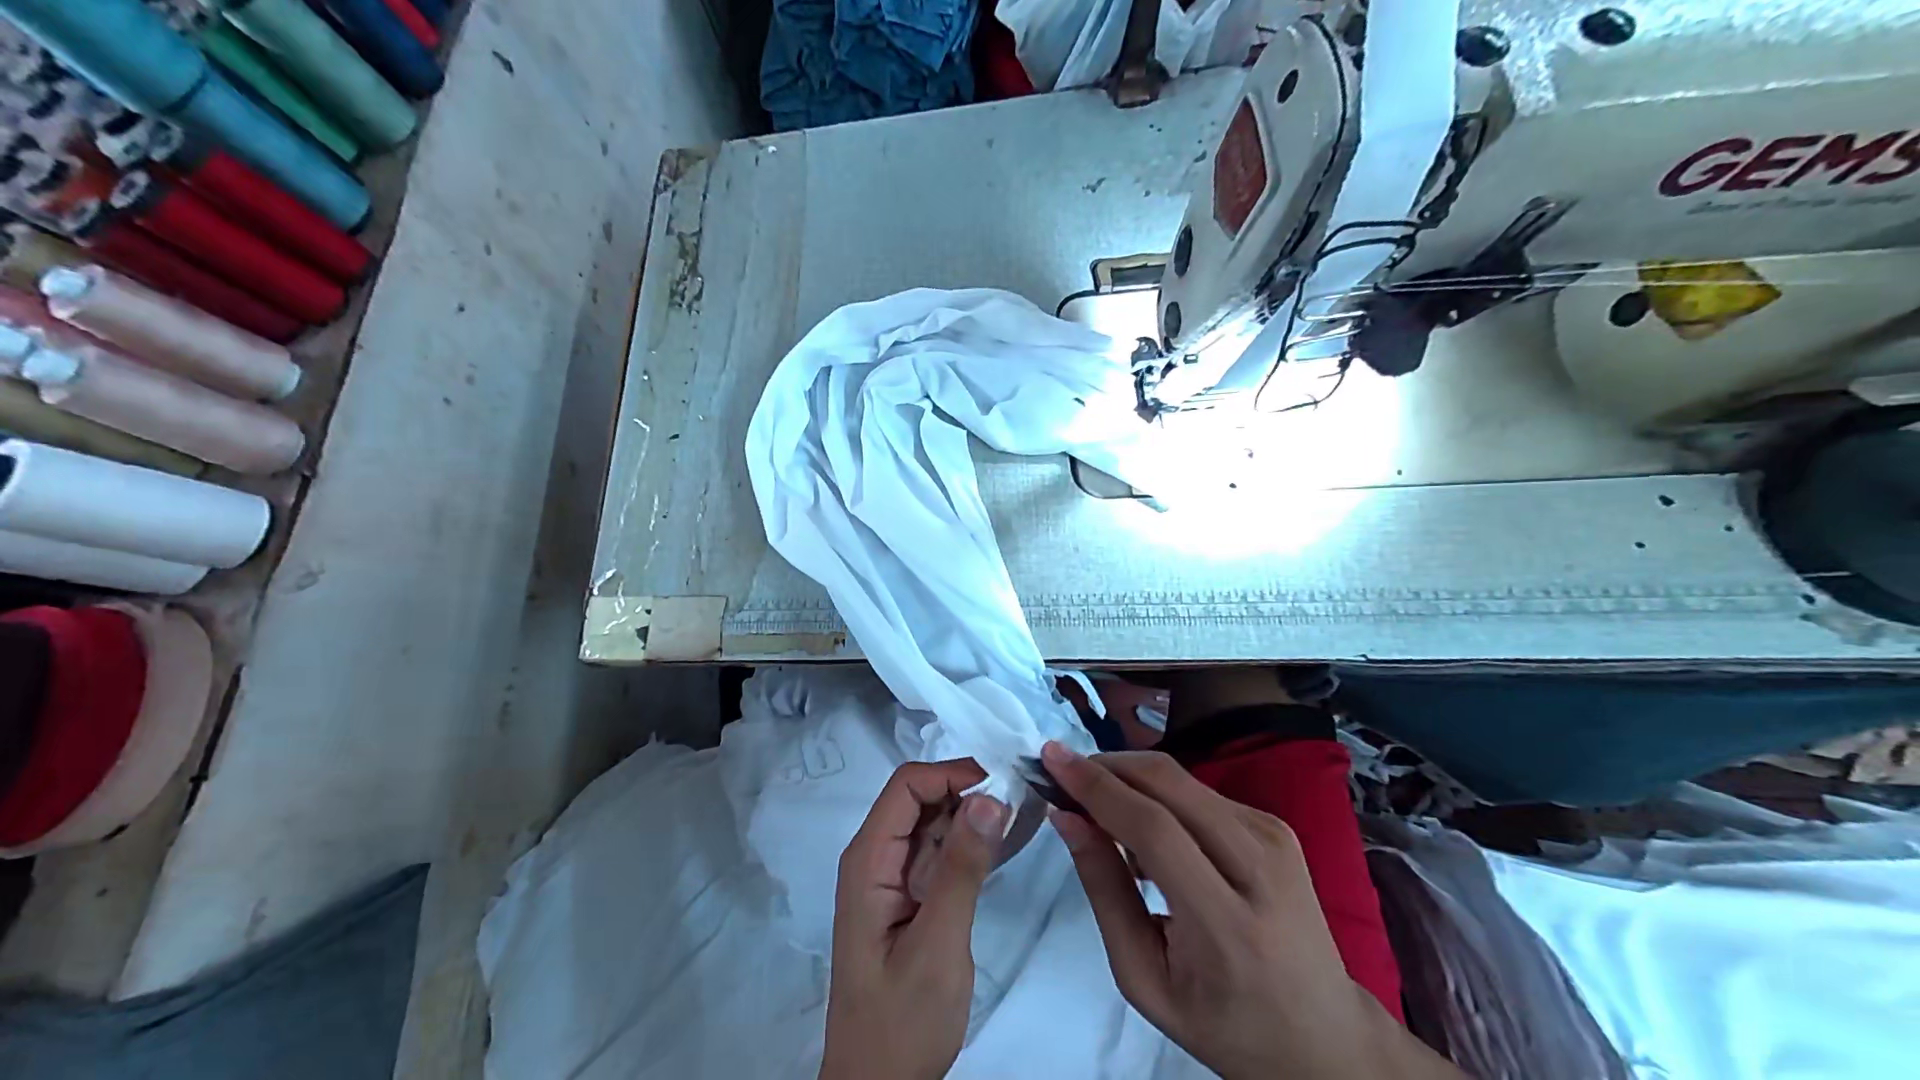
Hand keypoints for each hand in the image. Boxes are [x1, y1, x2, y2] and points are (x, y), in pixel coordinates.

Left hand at [819, 760, 1010, 1079]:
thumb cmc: (902, 1020)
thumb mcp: (937, 945)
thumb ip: (961, 869)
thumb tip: (990, 797)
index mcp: (869, 860)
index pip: (907, 786)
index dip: (952, 774)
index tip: (1003, 784)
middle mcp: (876, 858)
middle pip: (920, 799)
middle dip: (967, 791)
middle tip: (1021, 800)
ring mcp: (892, 878)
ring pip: (932, 823)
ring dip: (972, 815)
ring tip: (1022, 816)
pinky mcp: (909, 897)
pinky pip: (938, 853)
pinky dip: (969, 843)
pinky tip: (1004, 845)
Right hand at [1041, 742, 1463, 1079]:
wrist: (1323, 1034)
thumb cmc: (1222, 1021)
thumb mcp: (1144, 977)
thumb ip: (1104, 890)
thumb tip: (1066, 816)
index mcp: (1228, 924)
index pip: (1154, 829)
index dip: (1097, 786)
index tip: (1050, 757)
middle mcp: (1261, 866)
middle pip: (1170, 784)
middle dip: (1107, 765)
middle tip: (1063, 772)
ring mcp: (1275, 838)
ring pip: (1182, 779)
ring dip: (1128, 777)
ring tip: (1097, 807)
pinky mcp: (1276, 825)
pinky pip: (1199, 792)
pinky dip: (1157, 794)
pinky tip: (1143, 826)